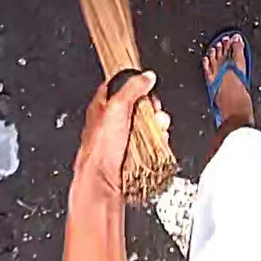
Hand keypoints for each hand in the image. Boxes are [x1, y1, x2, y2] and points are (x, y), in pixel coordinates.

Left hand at [71, 70, 165, 201]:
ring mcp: (121, 139)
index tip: (147, 88)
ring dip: (156, 126)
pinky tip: (159, 143)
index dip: (136, 85)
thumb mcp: (117, 107)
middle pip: (137, 106)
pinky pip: (148, 143)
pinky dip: (156, 142)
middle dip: (151, 109)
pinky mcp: (130, 154)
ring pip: (144, 125)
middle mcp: (110, 121)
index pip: (121, 86)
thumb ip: (132, 88)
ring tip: (160, 129)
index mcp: (102, 105)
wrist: (102, 183)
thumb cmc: (100, 148)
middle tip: (156, 113)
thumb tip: (146, 76)